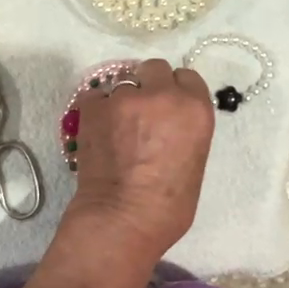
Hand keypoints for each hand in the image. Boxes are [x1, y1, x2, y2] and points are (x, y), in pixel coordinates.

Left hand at [65, 58, 213, 256]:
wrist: (122, 218)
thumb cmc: (168, 207)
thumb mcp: (195, 162)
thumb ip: (184, 131)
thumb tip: (166, 127)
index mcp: (195, 109)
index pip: (187, 77)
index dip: (175, 90)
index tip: (166, 107)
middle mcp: (162, 94)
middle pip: (155, 69)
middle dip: (148, 85)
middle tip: (140, 112)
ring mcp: (124, 97)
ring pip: (123, 81)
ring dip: (122, 98)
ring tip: (116, 125)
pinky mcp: (93, 107)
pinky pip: (95, 96)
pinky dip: (97, 109)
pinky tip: (98, 131)